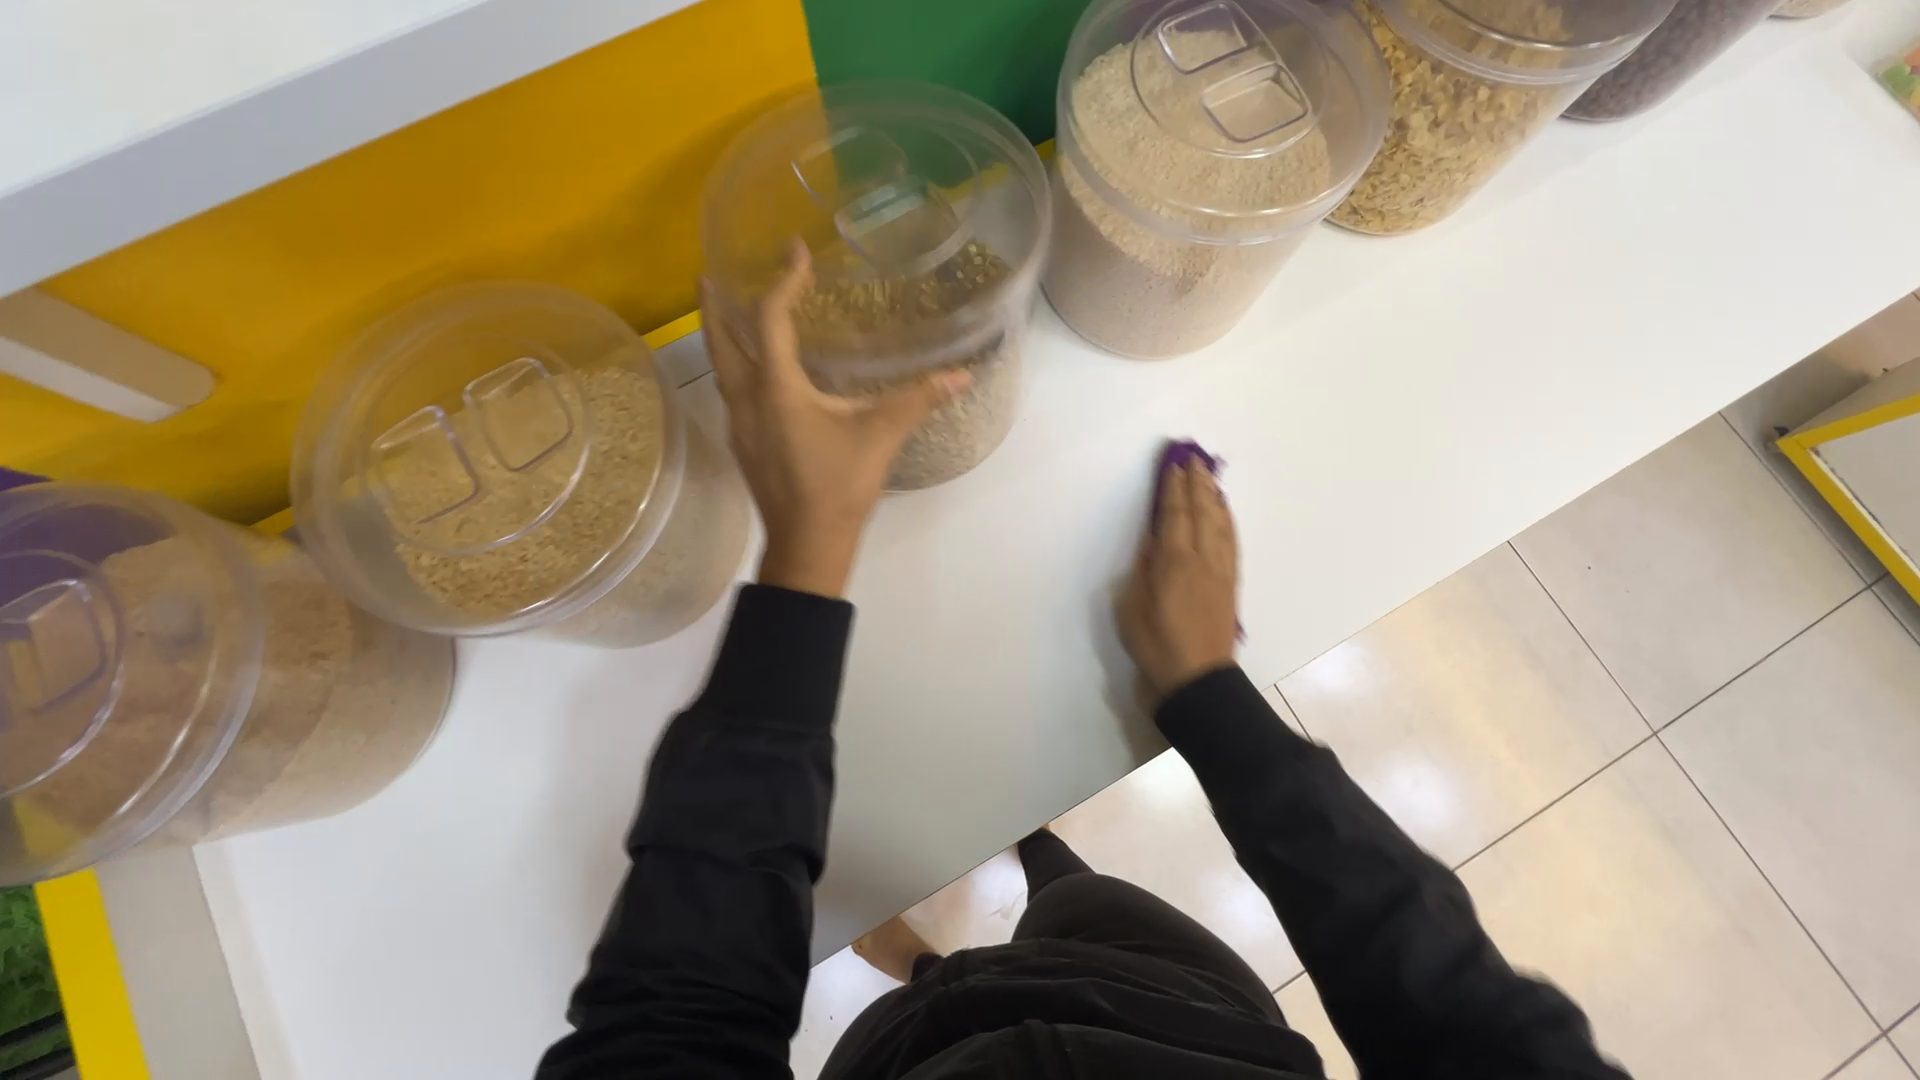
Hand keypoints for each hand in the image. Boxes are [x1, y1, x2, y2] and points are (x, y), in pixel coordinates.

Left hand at [703, 242, 967, 598]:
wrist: (807, 544)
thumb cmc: (839, 486)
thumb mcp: (881, 437)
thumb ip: (918, 400)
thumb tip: (962, 375)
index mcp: (776, 388)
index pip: (770, 319)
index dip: (783, 281)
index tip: (794, 251)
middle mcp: (747, 400)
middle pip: (721, 341)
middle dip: (715, 306)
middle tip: (711, 273)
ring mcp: (739, 426)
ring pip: (722, 370)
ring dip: (723, 339)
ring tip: (730, 317)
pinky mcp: (744, 446)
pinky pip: (732, 394)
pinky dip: (737, 370)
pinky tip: (758, 377)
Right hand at [1119, 456, 1239, 701]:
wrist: (1197, 678)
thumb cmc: (1156, 644)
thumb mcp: (1133, 607)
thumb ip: (1143, 569)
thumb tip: (1152, 540)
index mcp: (1175, 563)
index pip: (1175, 515)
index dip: (1174, 489)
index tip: (1174, 465)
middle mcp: (1202, 560)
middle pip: (1201, 513)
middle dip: (1196, 484)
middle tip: (1193, 459)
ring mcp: (1220, 571)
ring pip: (1221, 524)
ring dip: (1214, 497)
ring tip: (1209, 476)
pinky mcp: (1230, 584)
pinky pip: (1231, 542)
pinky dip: (1227, 521)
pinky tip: (1223, 513)